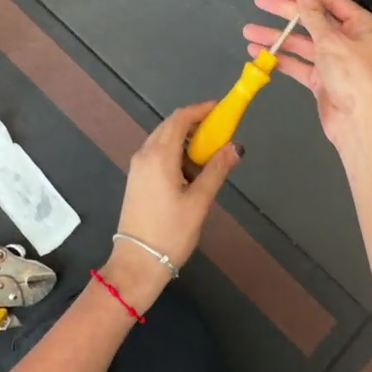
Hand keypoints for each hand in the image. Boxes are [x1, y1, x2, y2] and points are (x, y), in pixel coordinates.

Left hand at [105, 101, 240, 310]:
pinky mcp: (136, 178)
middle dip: (194, 123)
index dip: (200, 110)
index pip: (179, 119)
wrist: (137, 262)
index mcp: (159, 156)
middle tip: (219, 130)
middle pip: (169, 125)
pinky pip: (156, 153)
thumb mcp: (199, 202)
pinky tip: (189, 169)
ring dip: (184, 138)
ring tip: (208, 152)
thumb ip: (217, 170)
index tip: (220, 109)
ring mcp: (137, 166)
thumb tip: (234, 146)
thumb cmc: (171, 232)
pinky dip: (174, 151)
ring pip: (161, 139)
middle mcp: (144, 154)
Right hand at [244, 0, 371, 143]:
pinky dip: (280, 58)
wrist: (359, 124)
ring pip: (302, 43)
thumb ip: (314, 16)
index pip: (330, 2)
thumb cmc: (353, 77)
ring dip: (277, 36)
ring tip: (249, 31)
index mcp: (361, 26)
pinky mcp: (322, 79)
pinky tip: (259, 53)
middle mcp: (348, 41)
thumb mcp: (332, 41)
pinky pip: (298, 63)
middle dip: (284, 13)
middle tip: (260, 2)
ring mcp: (334, 61)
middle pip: (312, 21)